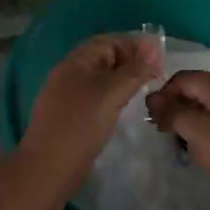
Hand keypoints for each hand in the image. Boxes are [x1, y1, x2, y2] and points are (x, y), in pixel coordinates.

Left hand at [22, 33, 164, 169]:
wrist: (49, 167)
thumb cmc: (80, 125)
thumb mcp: (111, 94)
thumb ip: (134, 70)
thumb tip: (155, 46)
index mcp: (76, 62)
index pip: (109, 42)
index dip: (135, 46)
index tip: (160, 59)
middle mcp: (70, 74)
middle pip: (104, 58)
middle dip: (130, 62)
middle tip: (156, 75)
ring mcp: (69, 96)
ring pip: (101, 79)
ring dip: (123, 80)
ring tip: (146, 89)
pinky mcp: (72, 115)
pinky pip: (96, 97)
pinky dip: (113, 96)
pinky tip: (125, 106)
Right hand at [145, 71, 209, 207]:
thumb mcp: (194, 130)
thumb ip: (171, 112)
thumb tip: (152, 99)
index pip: (183, 78)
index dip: (163, 94)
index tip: (153, 118)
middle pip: (196, 89)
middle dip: (175, 106)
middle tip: (163, 129)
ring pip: (208, 106)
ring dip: (189, 118)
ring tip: (180, 140)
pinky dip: (205, 127)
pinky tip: (203, 146)